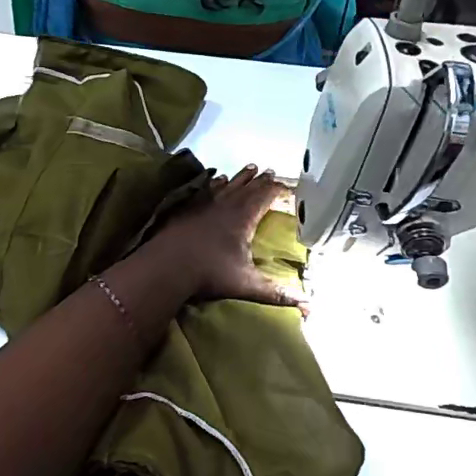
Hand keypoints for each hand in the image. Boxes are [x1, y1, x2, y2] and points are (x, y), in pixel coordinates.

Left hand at [135, 166, 303, 309]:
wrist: (166, 265)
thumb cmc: (209, 273)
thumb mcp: (247, 285)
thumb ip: (277, 294)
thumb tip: (309, 308)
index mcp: (243, 217)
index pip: (265, 196)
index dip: (278, 189)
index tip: (288, 187)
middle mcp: (226, 204)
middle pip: (248, 186)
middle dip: (261, 179)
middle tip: (270, 171)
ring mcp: (204, 203)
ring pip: (228, 184)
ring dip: (240, 176)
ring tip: (249, 168)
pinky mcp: (188, 206)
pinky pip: (207, 188)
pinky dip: (215, 182)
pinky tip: (217, 179)